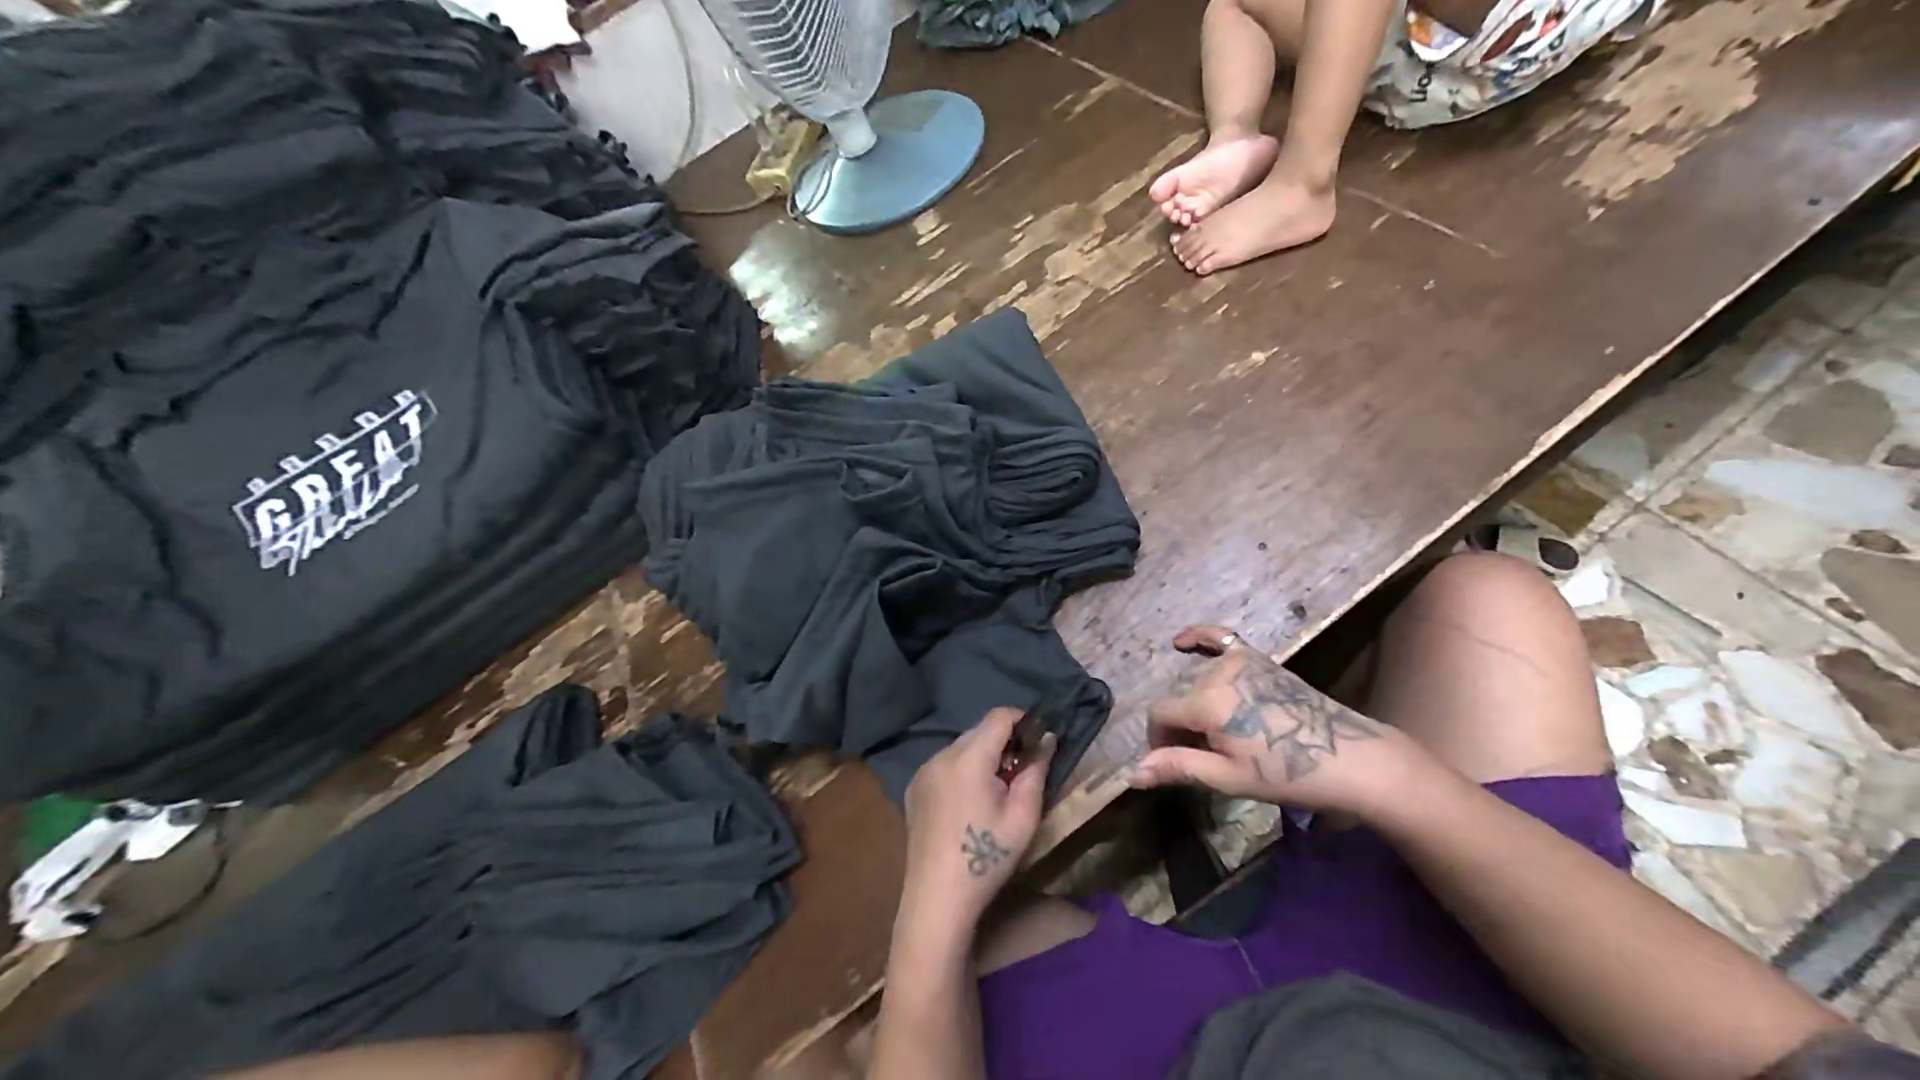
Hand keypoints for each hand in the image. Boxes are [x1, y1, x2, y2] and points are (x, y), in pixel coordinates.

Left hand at [900, 707, 1057, 936]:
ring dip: (982, 756)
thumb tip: (1047, 740)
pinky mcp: (914, 788)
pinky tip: (969, 802)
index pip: (998, 716)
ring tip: (995, 790)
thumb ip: (1036, 770)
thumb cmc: (987, 857)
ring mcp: (923, 771)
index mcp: (967, 759)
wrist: (938, 898)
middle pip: (979, 730)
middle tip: (1021, 771)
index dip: (1022, 720)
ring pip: (961, 747)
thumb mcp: (1023, 816)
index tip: (1038, 739)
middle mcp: (940, 756)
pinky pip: (944, 764)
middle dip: (1003, 742)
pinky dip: (962, 770)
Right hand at [1129, 624, 1404, 813]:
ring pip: (1197, 681)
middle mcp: (1217, 674)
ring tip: (1221, 734)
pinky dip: (1199, 638)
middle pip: (1179, 699)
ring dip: (1196, 704)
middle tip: (1205, 756)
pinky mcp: (1259, 659)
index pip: (1160, 714)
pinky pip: (1220, 639)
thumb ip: (1177, 767)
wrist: (1352, 759)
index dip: (1159, 740)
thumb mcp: (1228, 778)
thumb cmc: (1287, 774)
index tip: (1172, 762)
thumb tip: (1131, 774)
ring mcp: (1241, 661)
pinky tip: (1180, 642)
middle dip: (1181, 727)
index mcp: (1206, 703)